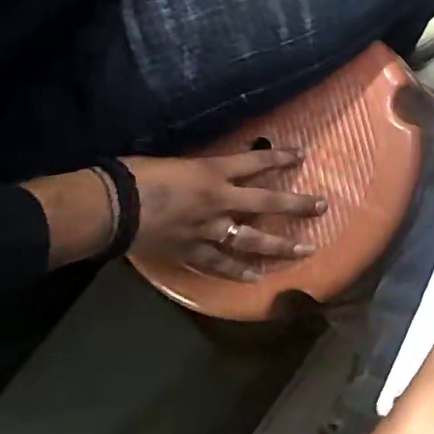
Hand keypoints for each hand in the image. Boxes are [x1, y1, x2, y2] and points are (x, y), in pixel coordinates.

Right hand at [125, 148, 326, 280]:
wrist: (110, 207)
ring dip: (281, 246)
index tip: (302, 155)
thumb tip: (210, 170)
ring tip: (306, 251)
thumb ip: (198, 169)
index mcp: (215, 172)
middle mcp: (220, 201)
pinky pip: (220, 265)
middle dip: (298, 205)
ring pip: (253, 240)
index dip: (281, 157)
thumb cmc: (137, 175)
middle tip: (322, 207)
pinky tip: (257, 277)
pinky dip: (238, 272)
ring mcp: (208, 230)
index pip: (258, 161)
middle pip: (268, 202)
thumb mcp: (175, 161)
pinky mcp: (191, 252)